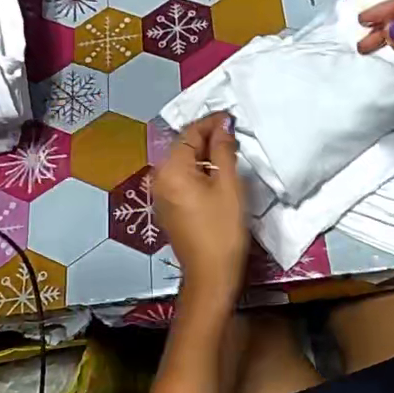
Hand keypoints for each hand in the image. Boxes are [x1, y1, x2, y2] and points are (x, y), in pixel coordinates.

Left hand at [152, 113, 248, 308]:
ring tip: (229, 152)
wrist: (210, 275)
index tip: (232, 117)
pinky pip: (181, 179)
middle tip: (234, 134)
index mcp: (171, 170)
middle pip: (183, 147)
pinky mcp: (168, 208)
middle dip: (207, 137)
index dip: (211, 122)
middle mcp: (159, 178)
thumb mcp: (228, 186)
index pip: (190, 133)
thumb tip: (223, 126)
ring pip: (183, 163)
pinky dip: (198, 172)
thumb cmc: (222, 230)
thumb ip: (223, 150)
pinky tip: (216, 174)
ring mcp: (160, 195)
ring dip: (204, 155)